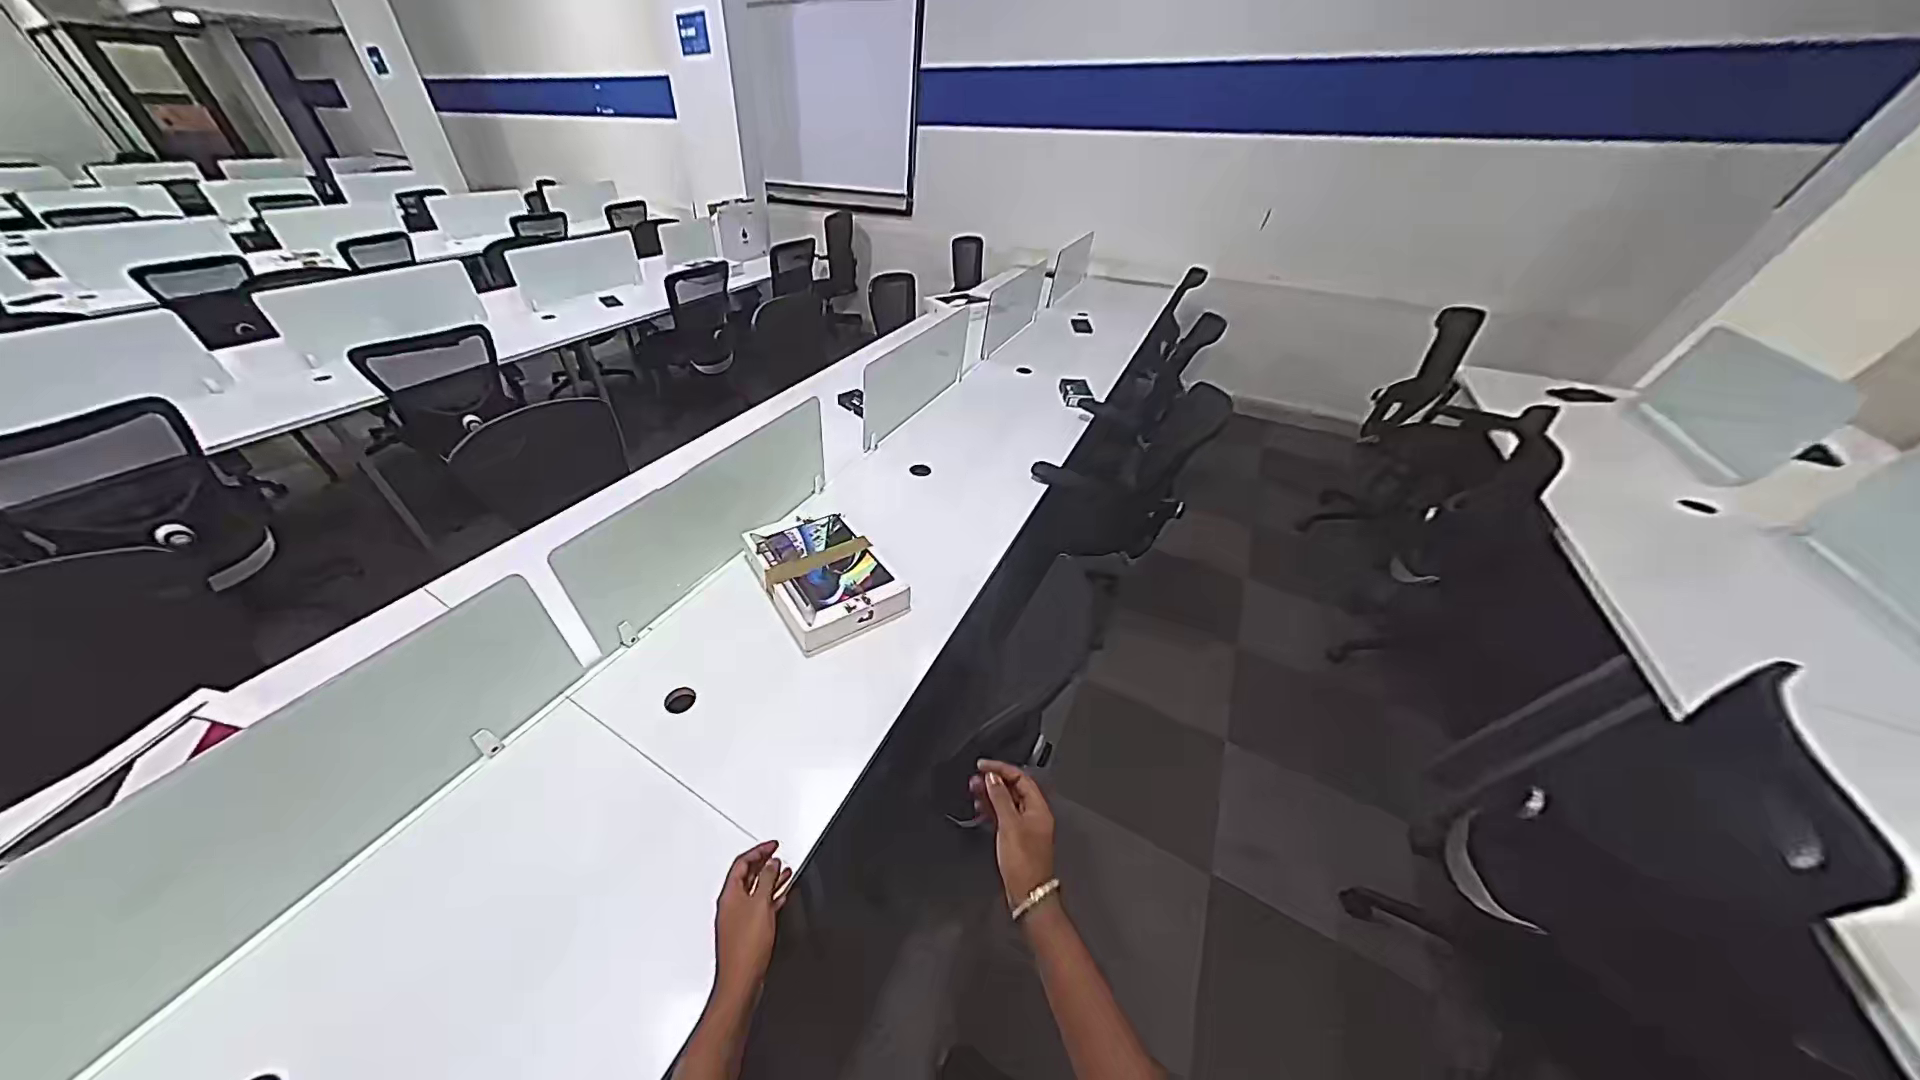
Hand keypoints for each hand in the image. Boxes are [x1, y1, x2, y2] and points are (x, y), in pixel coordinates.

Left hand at [713, 840, 792, 999]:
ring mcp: (737, 918)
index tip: (773, 845)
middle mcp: (731, 905)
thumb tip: (771, 863)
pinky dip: (770, 896)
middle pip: (746, 875)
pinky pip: (758, 905)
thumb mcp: (761, 904)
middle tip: (776, 854)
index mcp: (730, 895)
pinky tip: (779, 896)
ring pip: (754, 890)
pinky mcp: (746, 931)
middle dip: (763, 862)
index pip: (742, 862)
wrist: (741, 981)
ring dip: (768, 879)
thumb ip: (767, 879)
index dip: (759, 850)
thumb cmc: (746, 948)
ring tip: (782, 871)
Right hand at [971, 760, 1054, 908]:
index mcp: (1039, 808)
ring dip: (991, 794)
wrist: (1027, 894)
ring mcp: (1025, 826)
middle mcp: (1034, 814)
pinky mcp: (1016, 837)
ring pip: (1007, 802)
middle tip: (975, 777)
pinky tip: (979, 808)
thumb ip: (1000, 798)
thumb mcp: (1009, 825)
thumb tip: (992, 778)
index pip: (1021, 778)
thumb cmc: (1022, 860)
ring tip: (973, 789)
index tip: (983, 765)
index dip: (1001, 769)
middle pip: (1014, 788)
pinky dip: (992, 809)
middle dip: (994, 781)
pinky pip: (1003, 815)